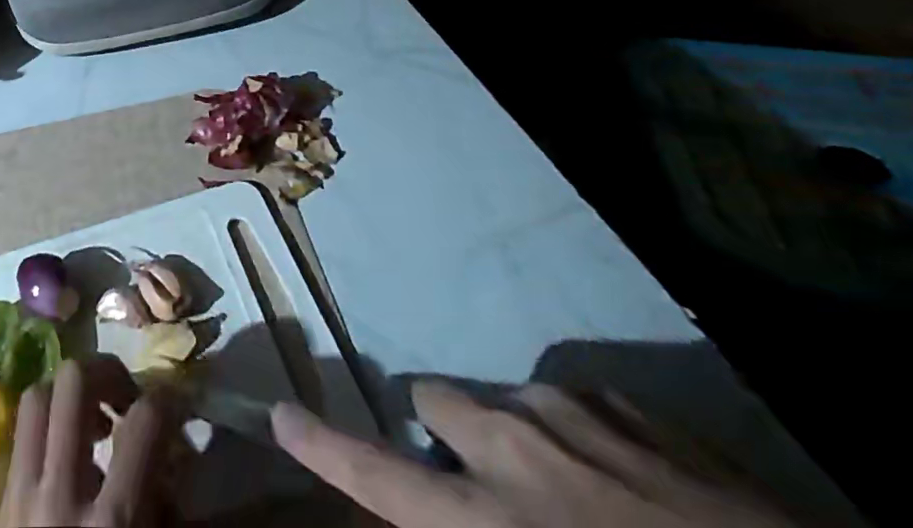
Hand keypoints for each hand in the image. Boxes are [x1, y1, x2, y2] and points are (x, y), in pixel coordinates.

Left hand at [0, 357, 177, 526]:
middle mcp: (60, 494)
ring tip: (96, 420)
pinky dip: (47, 426)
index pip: (145, 422)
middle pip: (74, 382)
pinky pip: (20, 435)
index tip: (177, 406)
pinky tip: (67, 452)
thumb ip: (170, 508)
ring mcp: (19, 495)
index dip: (168, 400)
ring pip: (36, 396)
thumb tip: (185, 460)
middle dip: (107, 372)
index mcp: (112, 520)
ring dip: (70, 395)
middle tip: (127, 398)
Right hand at [272, 381, 799, 527]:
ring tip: (569, 488)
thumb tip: (434, 507)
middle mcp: (512, 448)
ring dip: (512, 434)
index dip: (322, 445)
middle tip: (481, 478)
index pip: (375, 476)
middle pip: (433, 398)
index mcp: (485, 519)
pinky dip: (575, 432)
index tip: (280, 412)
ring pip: (504, 397)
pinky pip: (572, 402)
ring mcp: (574, 415)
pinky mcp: (632, 405)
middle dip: (440, 428)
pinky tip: (626, 479)